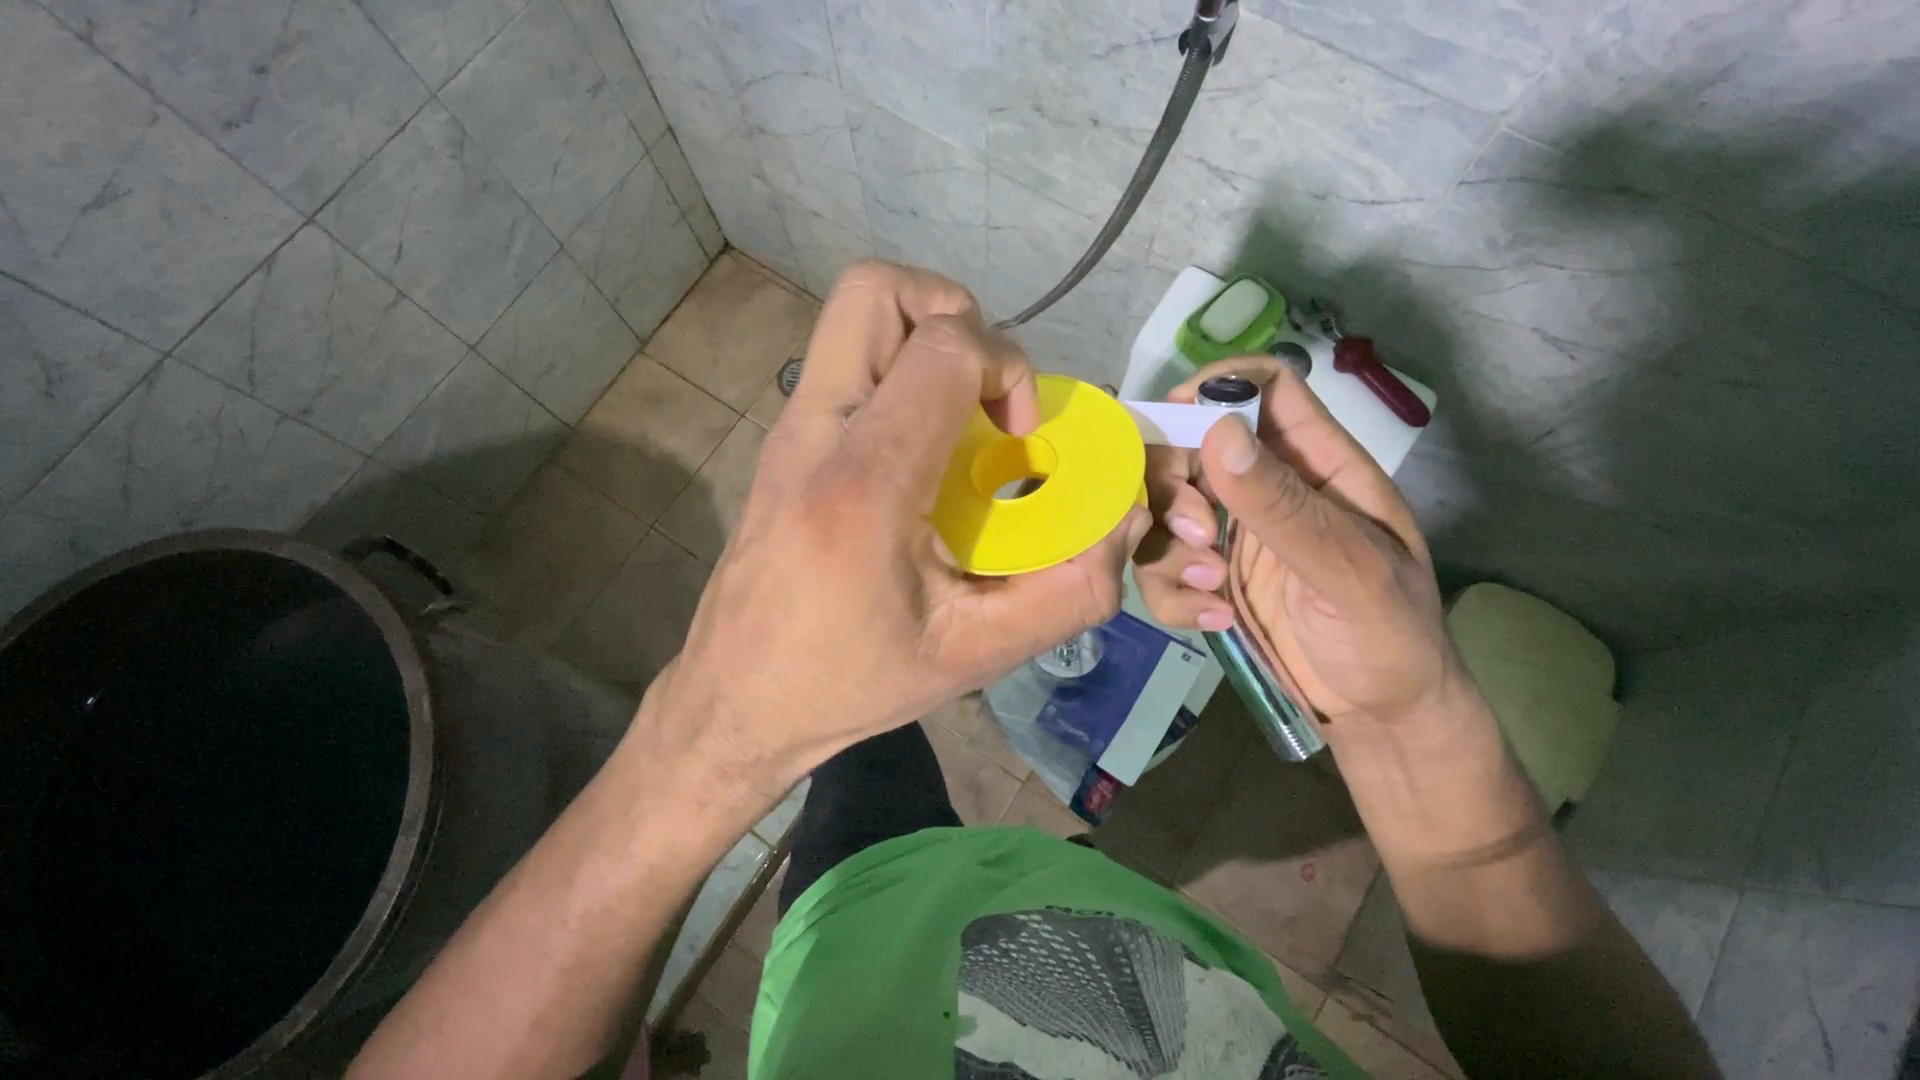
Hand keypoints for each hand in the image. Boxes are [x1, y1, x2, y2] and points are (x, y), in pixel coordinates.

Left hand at [650, 261, 1147, 793]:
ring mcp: (788, 430)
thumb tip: (1122, 523)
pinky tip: (922, 454)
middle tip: (987, 394)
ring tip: (960, 416)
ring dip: (923, 338)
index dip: (1006, 365)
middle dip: (954, 313)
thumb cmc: (851, 682)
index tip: (1022, 437)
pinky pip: (846, 363)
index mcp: (866, 484)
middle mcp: (816, 432)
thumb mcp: (973, 657)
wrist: (737, 700)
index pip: (943, 348)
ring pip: (854, 316)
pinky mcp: (781, 443)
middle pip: (875, 290)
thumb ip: (1067, 594)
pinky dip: (898, 374)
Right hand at [1132, 357, 1456, 727]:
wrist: (1378, 717)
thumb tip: (1218, 430)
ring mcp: (1235, 535)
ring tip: (1212, 590)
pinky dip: (1172, 593)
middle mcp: (1269, 490)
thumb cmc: (1389, 635)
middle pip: (1193, 446)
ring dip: (1170, 547)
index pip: (1269, 389)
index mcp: (1319, 465)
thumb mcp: (1345, 569)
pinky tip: (1214, 620)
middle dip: (1176, 485)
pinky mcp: (1210, 580)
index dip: (1222, 384)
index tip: (1177, 413)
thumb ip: (1283, 505)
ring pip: (1165, 509)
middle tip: (1194, 532)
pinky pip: (1162, 566)